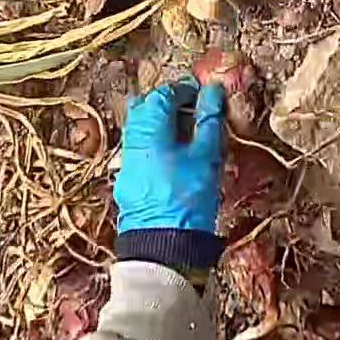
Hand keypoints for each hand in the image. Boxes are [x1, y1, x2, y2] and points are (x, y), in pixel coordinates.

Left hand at [114, 76, 227, 268]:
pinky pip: (140, 145)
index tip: (204, 95)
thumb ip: (209, 119)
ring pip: (140, 126)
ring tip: (188, 131)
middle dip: (170, 102)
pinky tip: (175, 153)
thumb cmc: (188, 198)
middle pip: (145, 106)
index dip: (184, 89)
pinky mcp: (128, 178)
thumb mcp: (207, 155)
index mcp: (149, 131)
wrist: (163, 251)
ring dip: (162, 121)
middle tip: (195, 109)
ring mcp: (126, 161)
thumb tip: (213, 90)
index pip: (162, 94)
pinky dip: (156, 139)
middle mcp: (131, 141)